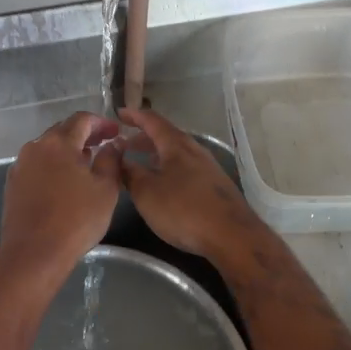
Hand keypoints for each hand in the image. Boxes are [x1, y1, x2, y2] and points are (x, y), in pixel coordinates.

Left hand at [0, 112, 123, 280]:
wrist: (33, 255)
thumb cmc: (76, 220)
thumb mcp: (105, 189)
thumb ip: (112, 159)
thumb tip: (115, 142)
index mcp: (58, 143)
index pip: (82, 120)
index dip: (102, 122)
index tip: (117, 132)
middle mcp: (35, 147)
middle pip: (62, 131)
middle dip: (85, 134)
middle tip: (104, 144)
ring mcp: (20, 166)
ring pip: (48, 148)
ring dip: (68, 150)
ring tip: (87, 163)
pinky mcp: (13, 185)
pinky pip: (37, 165)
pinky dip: (54, 165)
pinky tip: (65, 182)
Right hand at [116, 107, 263, 260]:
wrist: (231, 235)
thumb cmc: (183, 210)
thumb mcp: (147, 193)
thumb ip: (130, 173)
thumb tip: (119, 157)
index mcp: (176, 145)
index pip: (152, 121)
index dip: (134, 116)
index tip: (119, 113)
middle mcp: (194, 150)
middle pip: (167, 135)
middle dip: (144, 137)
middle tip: (125, 144)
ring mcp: (208, 167)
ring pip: (178, 152)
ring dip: (157, 153)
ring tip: (141, 162)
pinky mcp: (215, 184)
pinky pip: (186, 166)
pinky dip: (170, 167)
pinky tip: (165, 183)